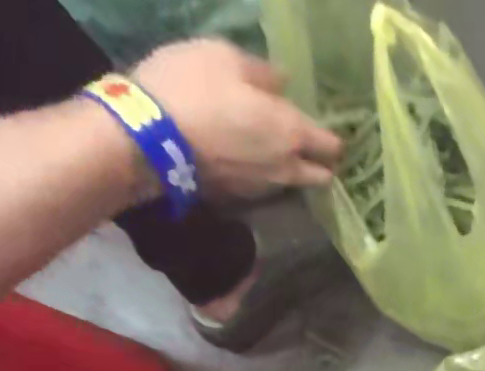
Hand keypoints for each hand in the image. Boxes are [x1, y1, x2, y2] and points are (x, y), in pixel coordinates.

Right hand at [130, 40, 343, 198]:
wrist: (147, 139)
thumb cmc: (191, 87)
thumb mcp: (225, 57)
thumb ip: (262, 72)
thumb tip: (282, 82)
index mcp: (292, 132)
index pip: (331, 145)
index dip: (336, 140)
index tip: (334, 134)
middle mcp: (285, 168)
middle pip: (319, 176)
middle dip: (322, 165)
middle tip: (316, 152)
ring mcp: (262, 189)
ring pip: (291, 184)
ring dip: (292, 172)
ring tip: (282, 155)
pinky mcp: (237, 198)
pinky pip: (262, 187)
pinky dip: (263, 177)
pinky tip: (251, 162)